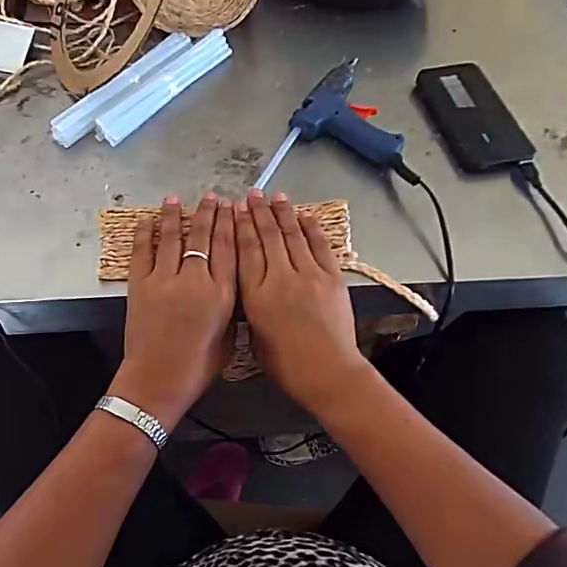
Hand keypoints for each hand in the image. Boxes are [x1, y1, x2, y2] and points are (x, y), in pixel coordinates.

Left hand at [110, 193, 236, 425]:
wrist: (158, 379)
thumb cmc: (198, 366)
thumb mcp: (229, 338)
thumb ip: (230, 308)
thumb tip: (229, 287)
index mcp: (222, 293)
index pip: (228, 247)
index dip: (230, 223)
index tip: (232, 207)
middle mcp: (195, 279)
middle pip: (203, 236)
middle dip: (208, 213)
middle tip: (212, 196)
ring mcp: (165, 279)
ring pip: (173, 237)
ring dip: (175, 215)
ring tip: (176, 198)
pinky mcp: (140, 285)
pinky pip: (143, 251)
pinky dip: (146, 233)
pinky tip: (149, 220)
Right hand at [236, 190, 369, 409]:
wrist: (327, 372)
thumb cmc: (287, 366)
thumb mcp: (254, 338)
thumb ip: (250, 309)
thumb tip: (251, 291)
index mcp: (256, 294)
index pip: (246, 250)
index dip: (240, 226)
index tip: (235, 209)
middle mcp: (280, 277)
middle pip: (267, 236)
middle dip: (258, 212)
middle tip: (252, 195)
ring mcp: (308, 275)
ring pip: (292, 235)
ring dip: (283, 214)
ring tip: (275, 197)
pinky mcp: (331, 278)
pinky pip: (320, 246)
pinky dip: (311, 228)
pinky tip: (304, 216)